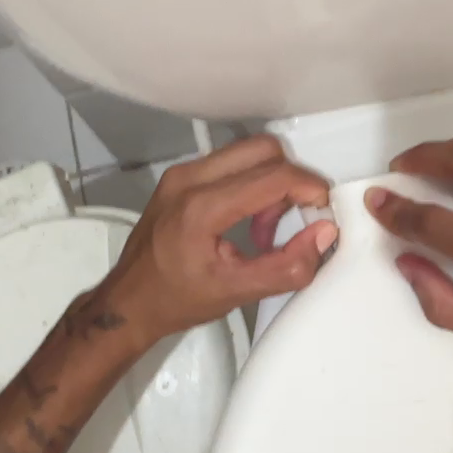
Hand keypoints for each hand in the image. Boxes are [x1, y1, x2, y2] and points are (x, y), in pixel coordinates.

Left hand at [95, 135, 336, 348]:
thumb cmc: (176, 300)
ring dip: (270, 182)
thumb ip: (286, 267)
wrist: (128, 301)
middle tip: (294, 219)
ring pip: (246, 152)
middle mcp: (189, 179)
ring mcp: (182, 174)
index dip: (309, 189)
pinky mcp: (180, 177)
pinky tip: (248, 221)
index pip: (272, 177)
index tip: (323, 210)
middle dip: (290, 180)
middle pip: (262, 150)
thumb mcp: (236, 292)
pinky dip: (251, 183)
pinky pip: (229, 163)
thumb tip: (323, 234)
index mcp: (202, 207)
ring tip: (267, 228)